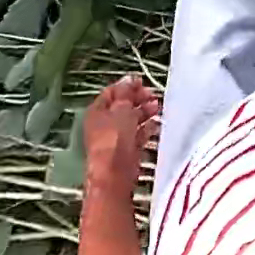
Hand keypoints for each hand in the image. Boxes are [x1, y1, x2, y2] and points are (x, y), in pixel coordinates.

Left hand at [84, 75, 159, 192]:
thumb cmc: (114, 139)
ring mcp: (115, 139)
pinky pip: (137, 135)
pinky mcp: (126, 152)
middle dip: (137, 99)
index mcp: (97, 111)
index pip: (111, 92)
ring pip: (131, 120)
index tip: (142, 82)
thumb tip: (129, 79)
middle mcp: (103, 124)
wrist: (115, 176)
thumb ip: (126, 93)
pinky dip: (147, 129)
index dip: (126, 86)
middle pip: (122, 106)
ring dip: (144, 112)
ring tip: (157, 107)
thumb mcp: (121, 110)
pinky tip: (157, 124)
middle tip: (152, 95)